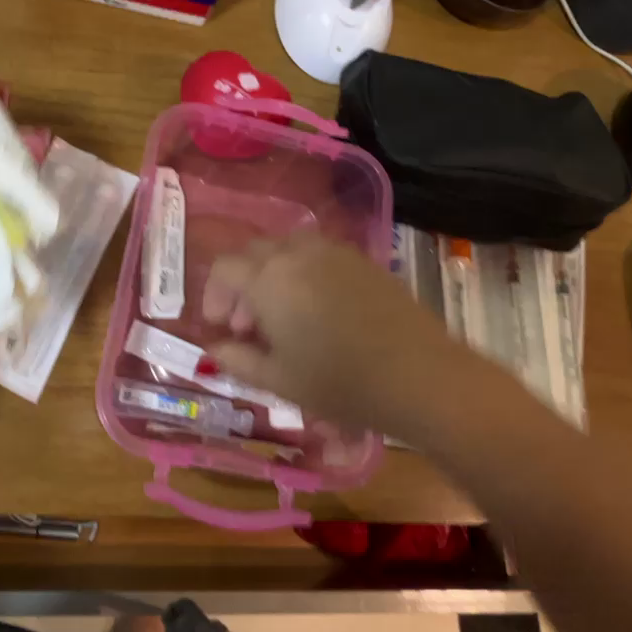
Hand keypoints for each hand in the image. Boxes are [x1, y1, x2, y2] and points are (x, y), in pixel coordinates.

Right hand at [201, 231, 470, 434]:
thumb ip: (238, 360)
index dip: (214, 296)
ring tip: (284, 316)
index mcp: (268, 278)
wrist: (418, 374)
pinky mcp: (361, 259)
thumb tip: (216, 348)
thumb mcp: (278, 381)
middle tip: (248, 327)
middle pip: (254, 253)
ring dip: (272, 275)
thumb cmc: (339, 382)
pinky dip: (303, 273)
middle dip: (242, 286)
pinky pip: (317, 254)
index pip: (224, 268)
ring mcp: (332, 251)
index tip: (220, 329)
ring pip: (287, 249)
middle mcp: (296, 253)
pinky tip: (317, 310)